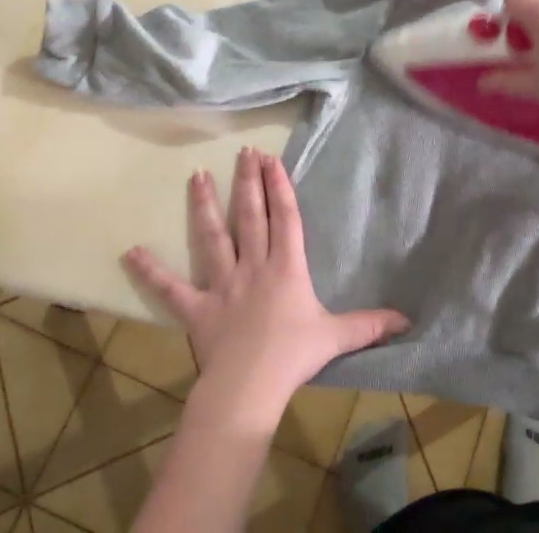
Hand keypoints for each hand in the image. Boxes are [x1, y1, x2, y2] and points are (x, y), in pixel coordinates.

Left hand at [123, 147, 408, 424]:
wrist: (249, 386)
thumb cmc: (294, 356)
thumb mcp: (337, 337)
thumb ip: (370, 324)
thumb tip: (408, 320)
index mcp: (287, 268)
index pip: (285, 218)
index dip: (280, 186)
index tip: (272, 158)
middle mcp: (253, 266)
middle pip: (250, 216)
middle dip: (248, 181)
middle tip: (244, 152)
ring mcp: (221, 284)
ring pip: (212, 237)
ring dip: (205, 206)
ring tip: (197, 176)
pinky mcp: (196, 308)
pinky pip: (170, 287)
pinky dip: (150, 270)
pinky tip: (130, 252)